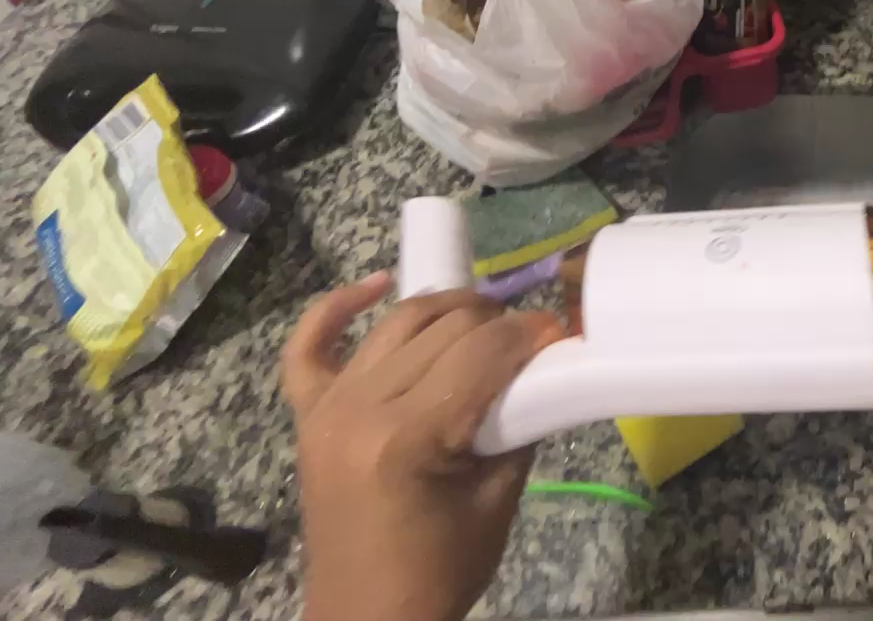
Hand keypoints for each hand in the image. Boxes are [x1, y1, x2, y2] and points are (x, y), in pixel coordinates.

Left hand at [281, 273, 562, 620]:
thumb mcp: (503, 492)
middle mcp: (358, 410)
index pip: (485, 350)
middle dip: (504, 323)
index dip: (533, 333)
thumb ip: (524, 417)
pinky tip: (375, 285)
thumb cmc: (443, 566)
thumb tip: (553, 362)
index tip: (563, 336)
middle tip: (536, 342)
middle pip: (449, 325)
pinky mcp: (310, 415)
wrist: (368, 620)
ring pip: (401, 321)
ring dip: (453, 307)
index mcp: (405, 437)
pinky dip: (338, 308)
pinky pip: (309, 348)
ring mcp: (327, 408)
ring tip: (490, 319)